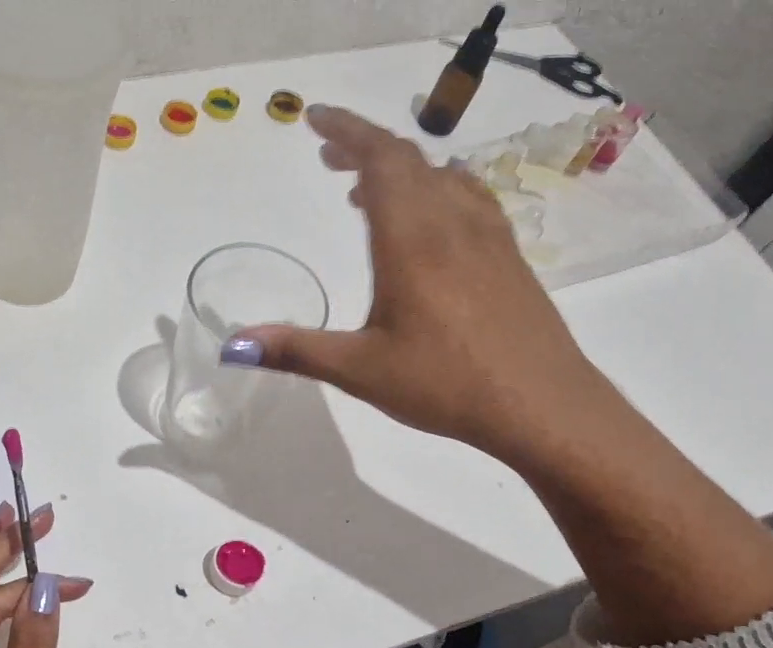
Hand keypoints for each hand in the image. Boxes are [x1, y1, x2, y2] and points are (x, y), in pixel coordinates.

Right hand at [232, 105, 619, 465]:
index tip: (314, 120)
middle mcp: (451, 222)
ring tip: (363, 189)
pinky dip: (433, 188)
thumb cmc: (443, 383)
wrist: (539, 403)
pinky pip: (466, 197)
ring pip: (440, 176)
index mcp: (410, 239)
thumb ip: (296, 350)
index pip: (379, 160)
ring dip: (399, 169)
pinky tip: (427, 218)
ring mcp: (486, 235)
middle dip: (365, 147)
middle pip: (408, 160)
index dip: (346, 131)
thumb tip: (233, 344)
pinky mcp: (507, 254)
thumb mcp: (360, 370)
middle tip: (327, 156)